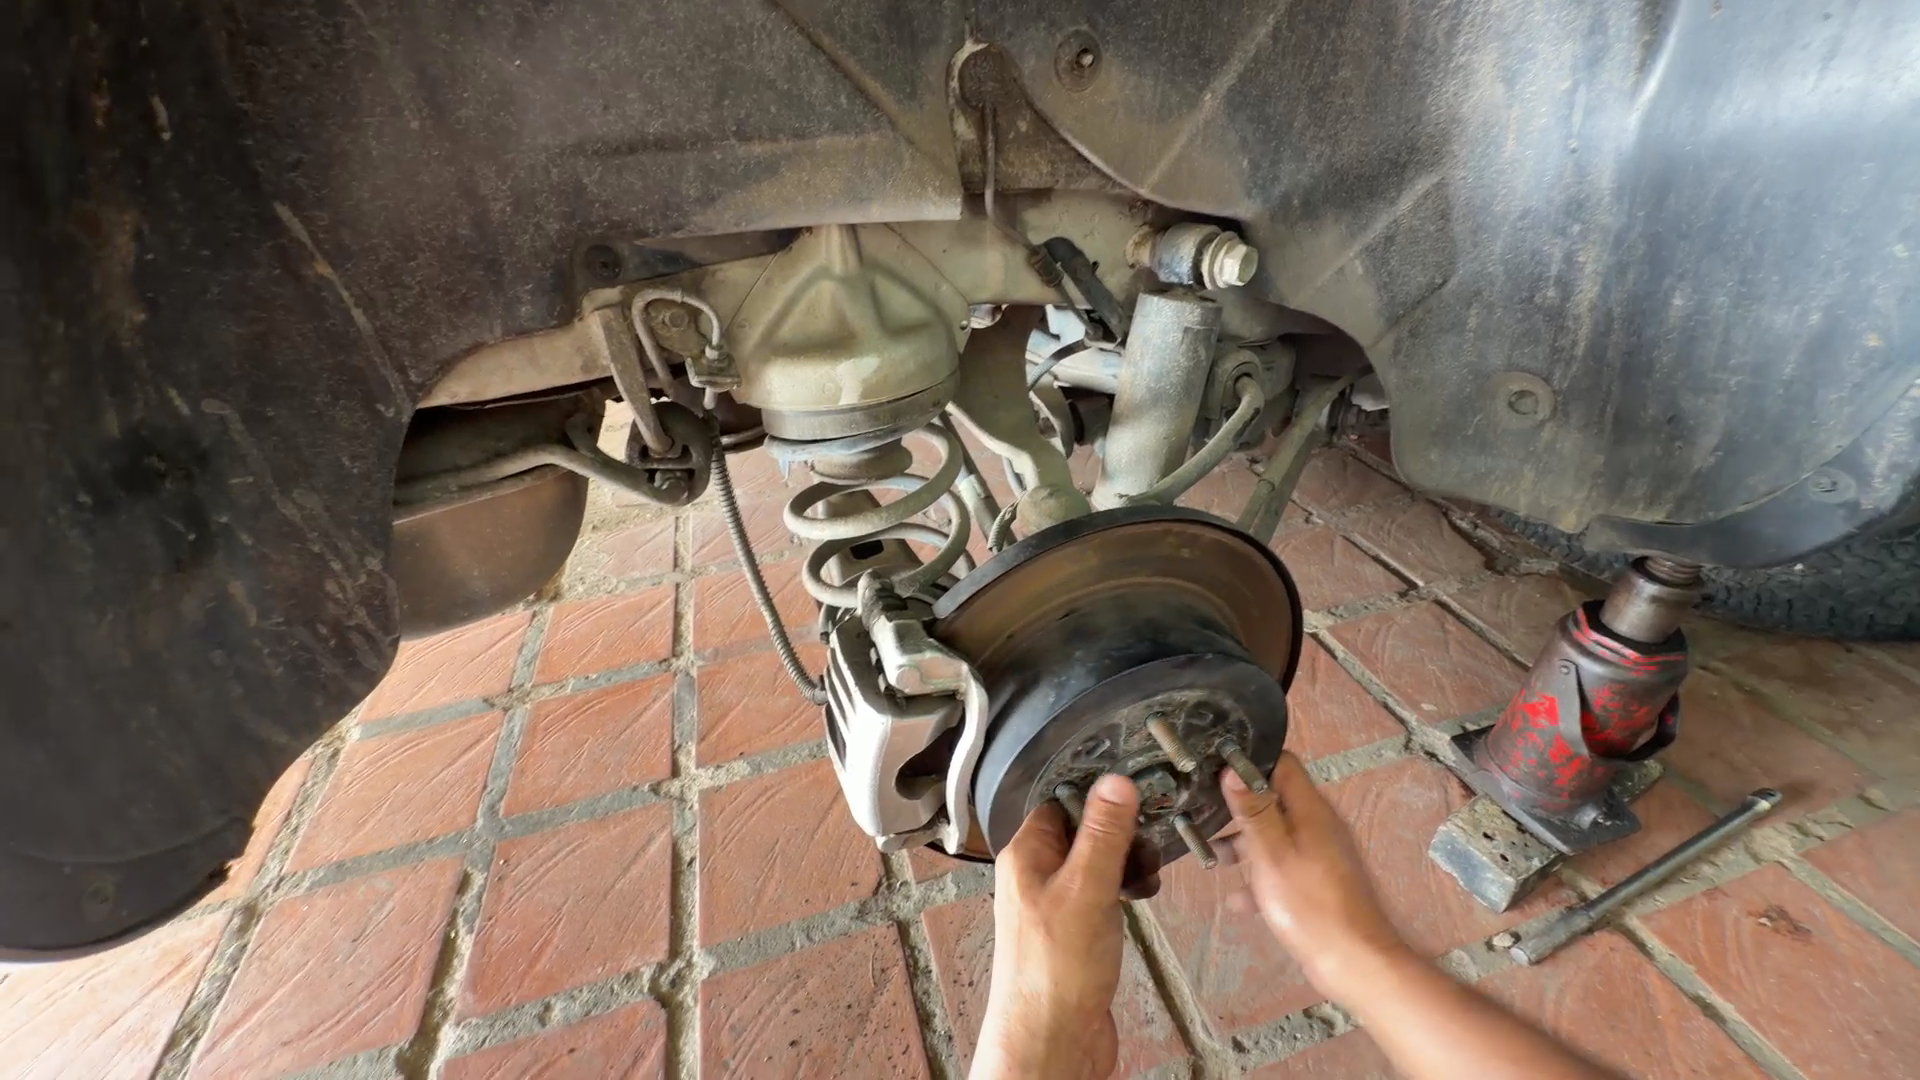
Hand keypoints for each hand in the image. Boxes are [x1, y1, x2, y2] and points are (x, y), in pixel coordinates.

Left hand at [972, 774, 1139, 1079]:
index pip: (1059, 801)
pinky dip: (1120, 888)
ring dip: (1121, 859)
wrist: (1052, 1043)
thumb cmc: (1057, 969)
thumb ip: (1103, 834)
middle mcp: (1035, 873)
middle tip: (1149, 834)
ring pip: (1091, 862)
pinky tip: (1138, 895)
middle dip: (1116, 829)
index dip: (1093, 793)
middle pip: (1078, 830)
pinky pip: (1098, 892)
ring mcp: (1053, 902)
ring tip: (1147, 869)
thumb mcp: (1087, 889)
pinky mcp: (1073, 930)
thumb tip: (1116, 782)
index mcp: (1026, 853)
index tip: (1132, 789)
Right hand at [1218, 753, 1413, 1000]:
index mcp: (1310, 809)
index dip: (1249, 759)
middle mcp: (1317, 824)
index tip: (1215, 768)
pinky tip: (1237, 898)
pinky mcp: (1318, 881)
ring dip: (1245, 842)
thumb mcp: (1271, 854)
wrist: (1356, 965)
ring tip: (1213, 856)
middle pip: (1274, 798)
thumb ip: (1253, 810)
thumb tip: (1233, 768)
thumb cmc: (1309, 904)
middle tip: (1204, 813)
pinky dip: (1260, 874)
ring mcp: (1319, 853)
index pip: (1282, 763)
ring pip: (1274, 833)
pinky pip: (1282, 864)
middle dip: (1239, 806)